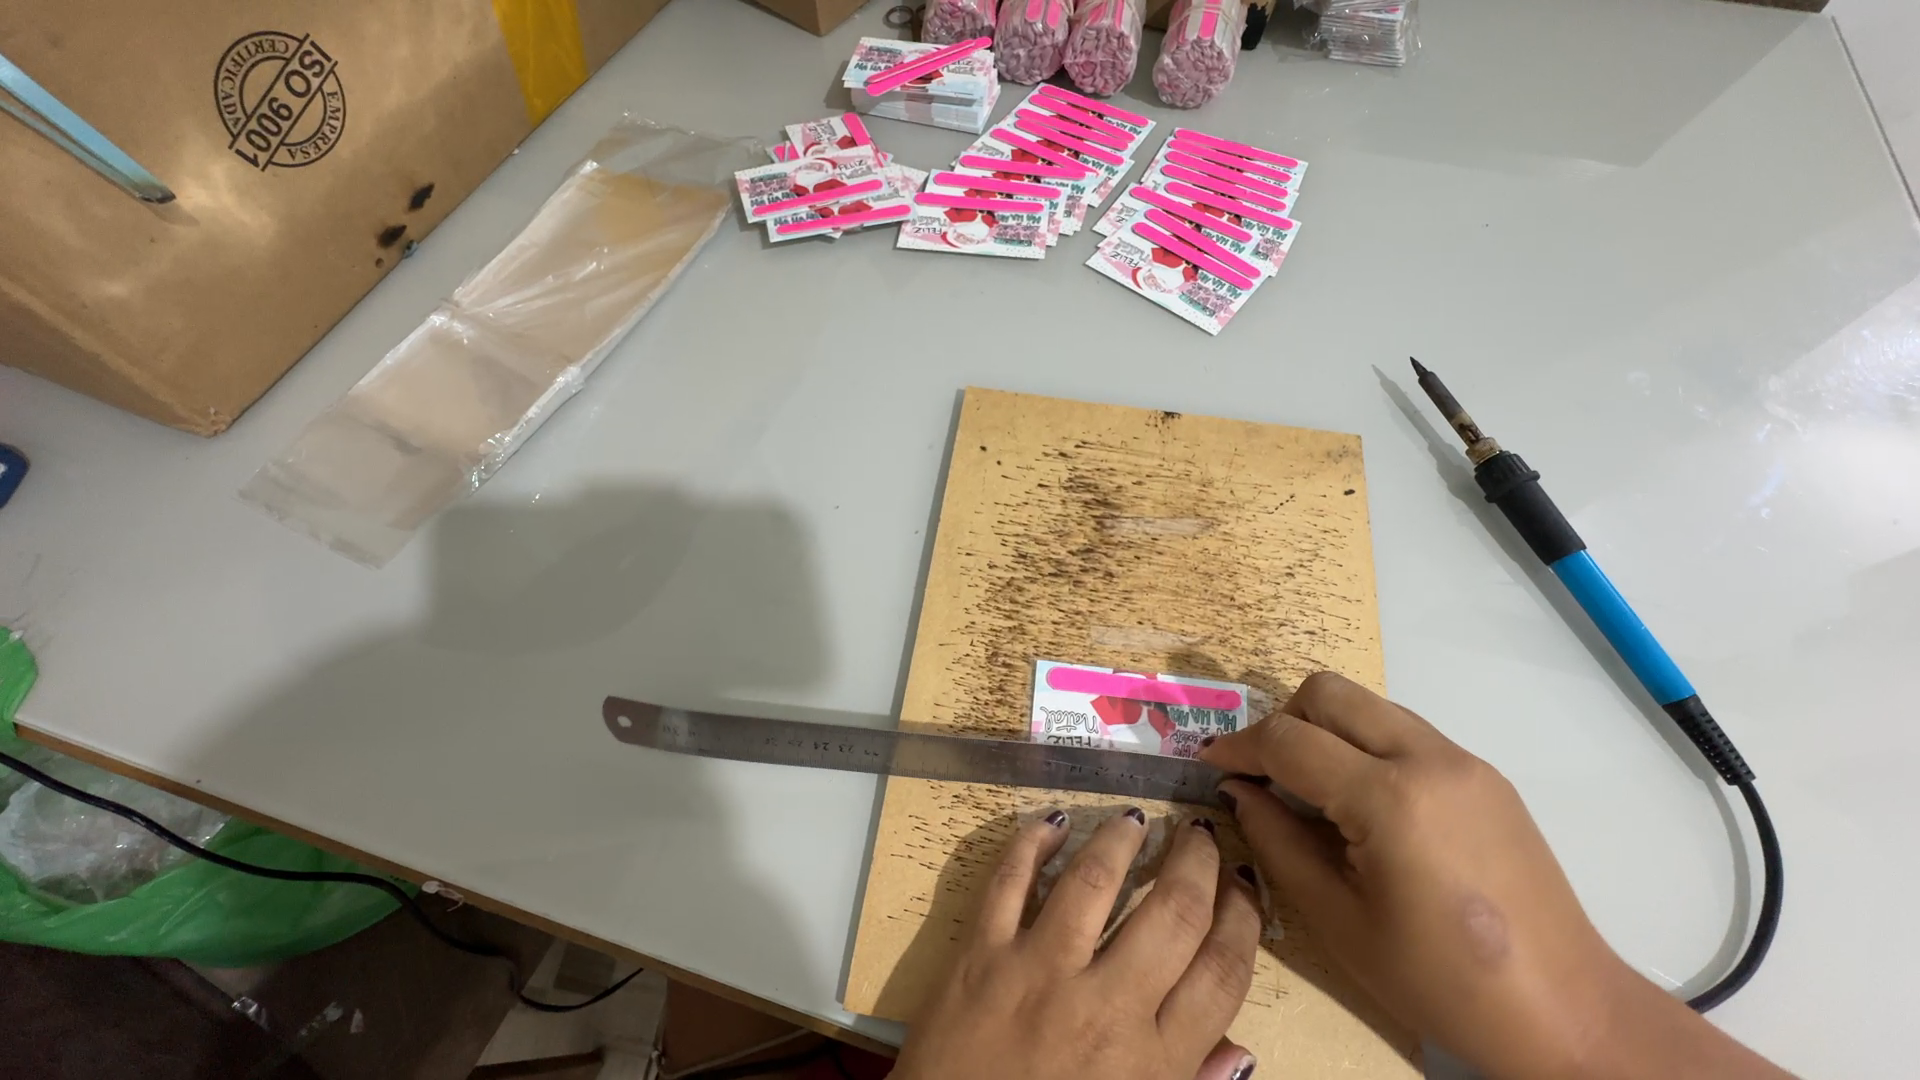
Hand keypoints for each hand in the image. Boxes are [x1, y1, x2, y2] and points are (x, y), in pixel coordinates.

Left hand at [892, 808, 1264, 1079]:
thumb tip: (1239, 1050)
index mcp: (1153, 1062)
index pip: (1220, 973)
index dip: (1242, 917)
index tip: (1244, 881)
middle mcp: (1104, 1007)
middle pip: (1172, 913)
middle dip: (1196, 862)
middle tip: (1199, 833)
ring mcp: (1038, 971)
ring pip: (1093, 881)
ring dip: (1120, 839)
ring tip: (1135, 819)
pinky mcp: (981, 953)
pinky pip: (1010, 881)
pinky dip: (1032, 841)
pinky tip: (1055, 820)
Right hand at [1200, 672, 1634, 1078]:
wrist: (1569, 1014)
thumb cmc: (1440, 982)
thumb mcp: (1336, 919)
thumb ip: (1276, 840)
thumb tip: (1239, 790)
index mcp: (1390, 800)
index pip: (1288, 741)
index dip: (1238, 747)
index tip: (1210, 764)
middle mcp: (1428, 759)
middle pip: (1327, 692)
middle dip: (1281, 721)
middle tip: (1264, 772)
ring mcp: (1464, 761)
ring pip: (1366, 704)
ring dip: (1323, 729)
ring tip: (1309, 786)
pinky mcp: (1484, 773)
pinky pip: (1402, 731)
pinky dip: (1363, 745)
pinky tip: (1361, 802)